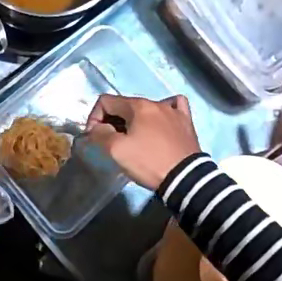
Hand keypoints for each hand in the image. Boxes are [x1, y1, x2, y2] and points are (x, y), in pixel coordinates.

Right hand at [86, 93, 201, 189]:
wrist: (186, 179)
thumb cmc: (149, 162)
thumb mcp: (116, 150)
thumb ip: (100, 134)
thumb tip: (97, 128)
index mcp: (138, 106)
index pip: (106, 101)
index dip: (94, 117)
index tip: (95, 136)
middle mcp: (157, 103)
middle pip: (125, 105)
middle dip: (112, 121)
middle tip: (110, 141)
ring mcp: (174, 112)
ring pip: (146, 109)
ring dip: (133, 120)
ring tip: (133, 137)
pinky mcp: (186, 123)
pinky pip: (173, 108)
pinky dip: (162, 113)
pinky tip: (161, 122)